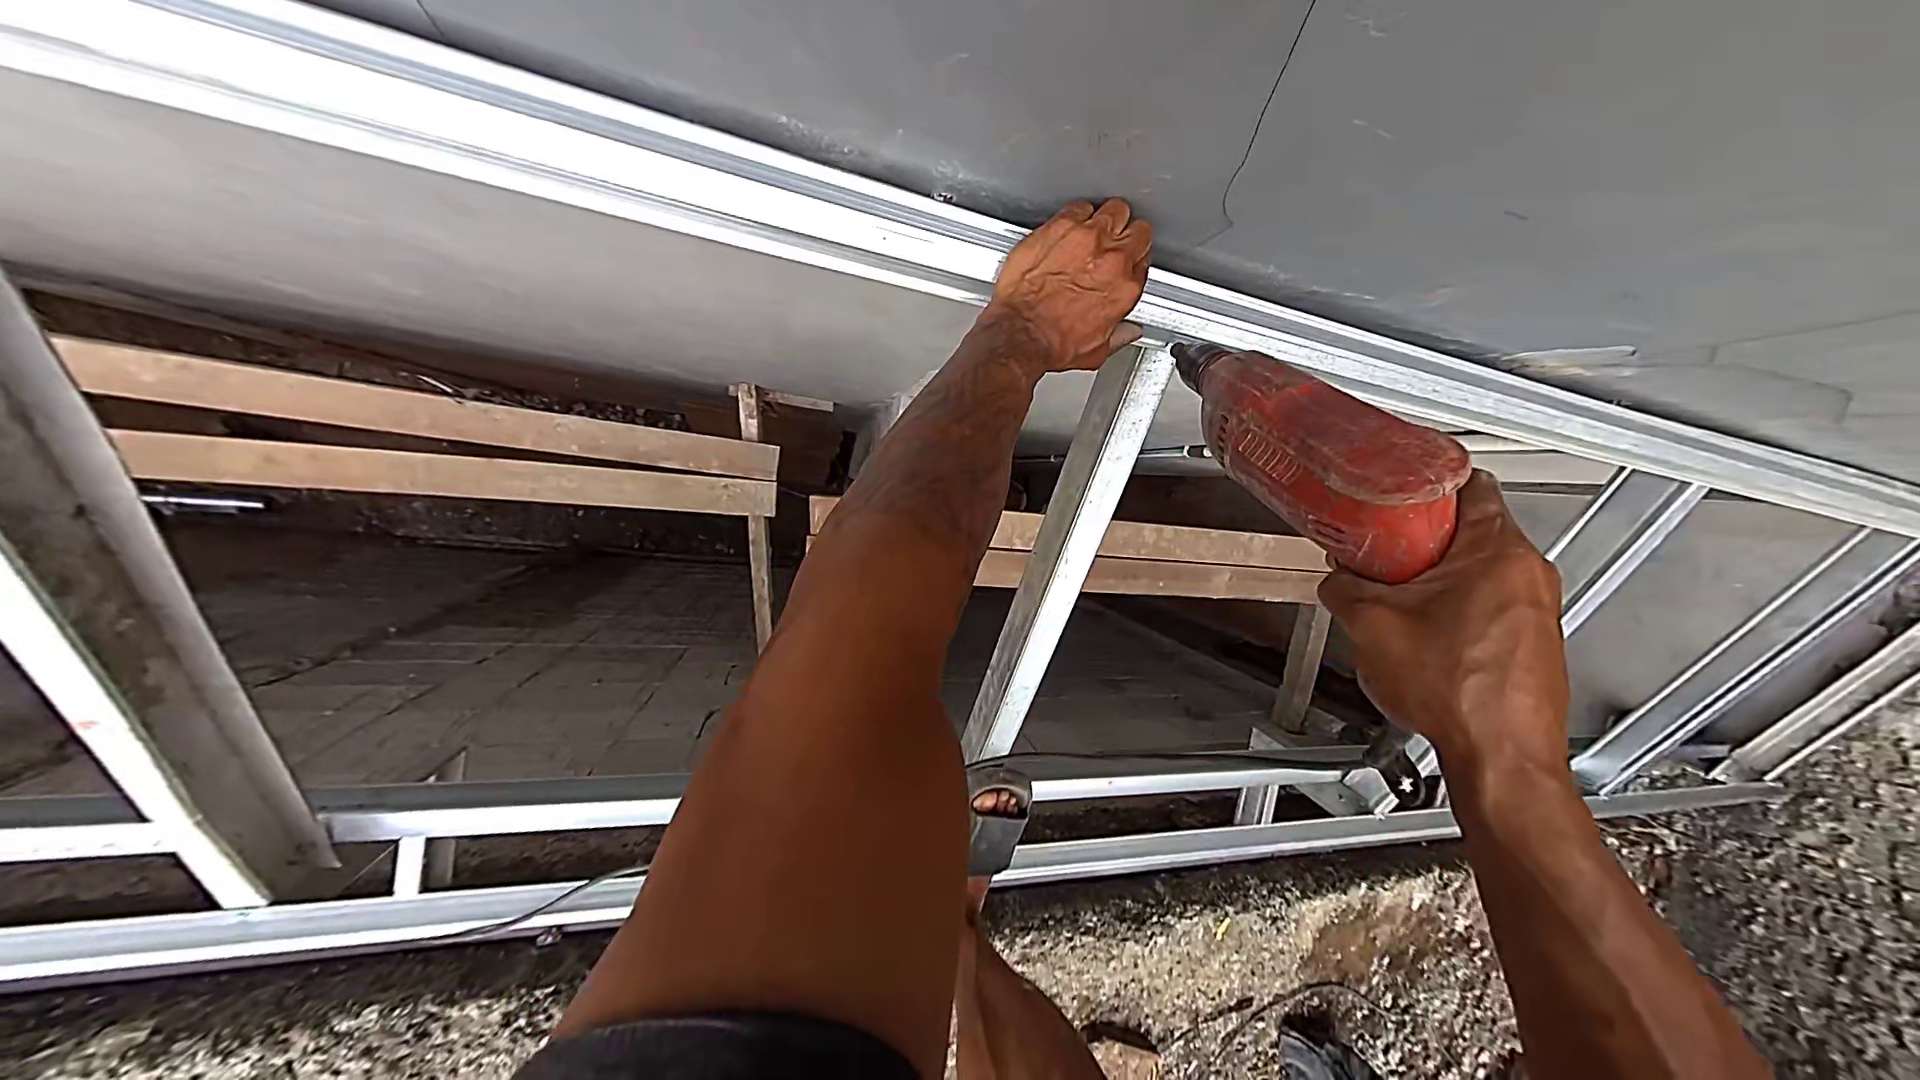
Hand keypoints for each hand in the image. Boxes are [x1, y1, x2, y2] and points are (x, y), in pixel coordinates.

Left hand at [977, 198, 1152, 374]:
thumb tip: (1128, 331)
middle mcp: (1111, 258)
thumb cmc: (1052, 342)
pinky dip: (1075, 215)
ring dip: (1104, 220)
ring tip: (1090, 233)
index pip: (1143, 258)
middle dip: (1125, 234)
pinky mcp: (1060, 226)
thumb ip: (1119, 334)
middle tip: (1109, 243)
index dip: (1132, 259)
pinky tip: (1066, 229)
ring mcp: (1086, 238)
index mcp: (1125, 287)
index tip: (1122, 263)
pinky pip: (1078, 206)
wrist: (1020, 333)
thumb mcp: (1097, 349)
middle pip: (1135, 227)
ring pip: (1112, 209)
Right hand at [1317, 471, 1569, 770]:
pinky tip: (1415, 627)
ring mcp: (1535, 608)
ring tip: (1389, 592)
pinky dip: (1447, 601)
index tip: (1398, 483)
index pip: (1472, 485)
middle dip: (1416, 534)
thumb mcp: (1371, 623)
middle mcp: (1529, 575)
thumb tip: (1337, 579)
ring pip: (1473, 566)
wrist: (1499, 755)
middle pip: (1467, 527)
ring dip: (1428, 572)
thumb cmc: (1457, 692)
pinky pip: (1484, 598)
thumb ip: (1343, 587)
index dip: (1427, 478)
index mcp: (1499, 555)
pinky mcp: (1529, 638)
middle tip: (1376, 546)